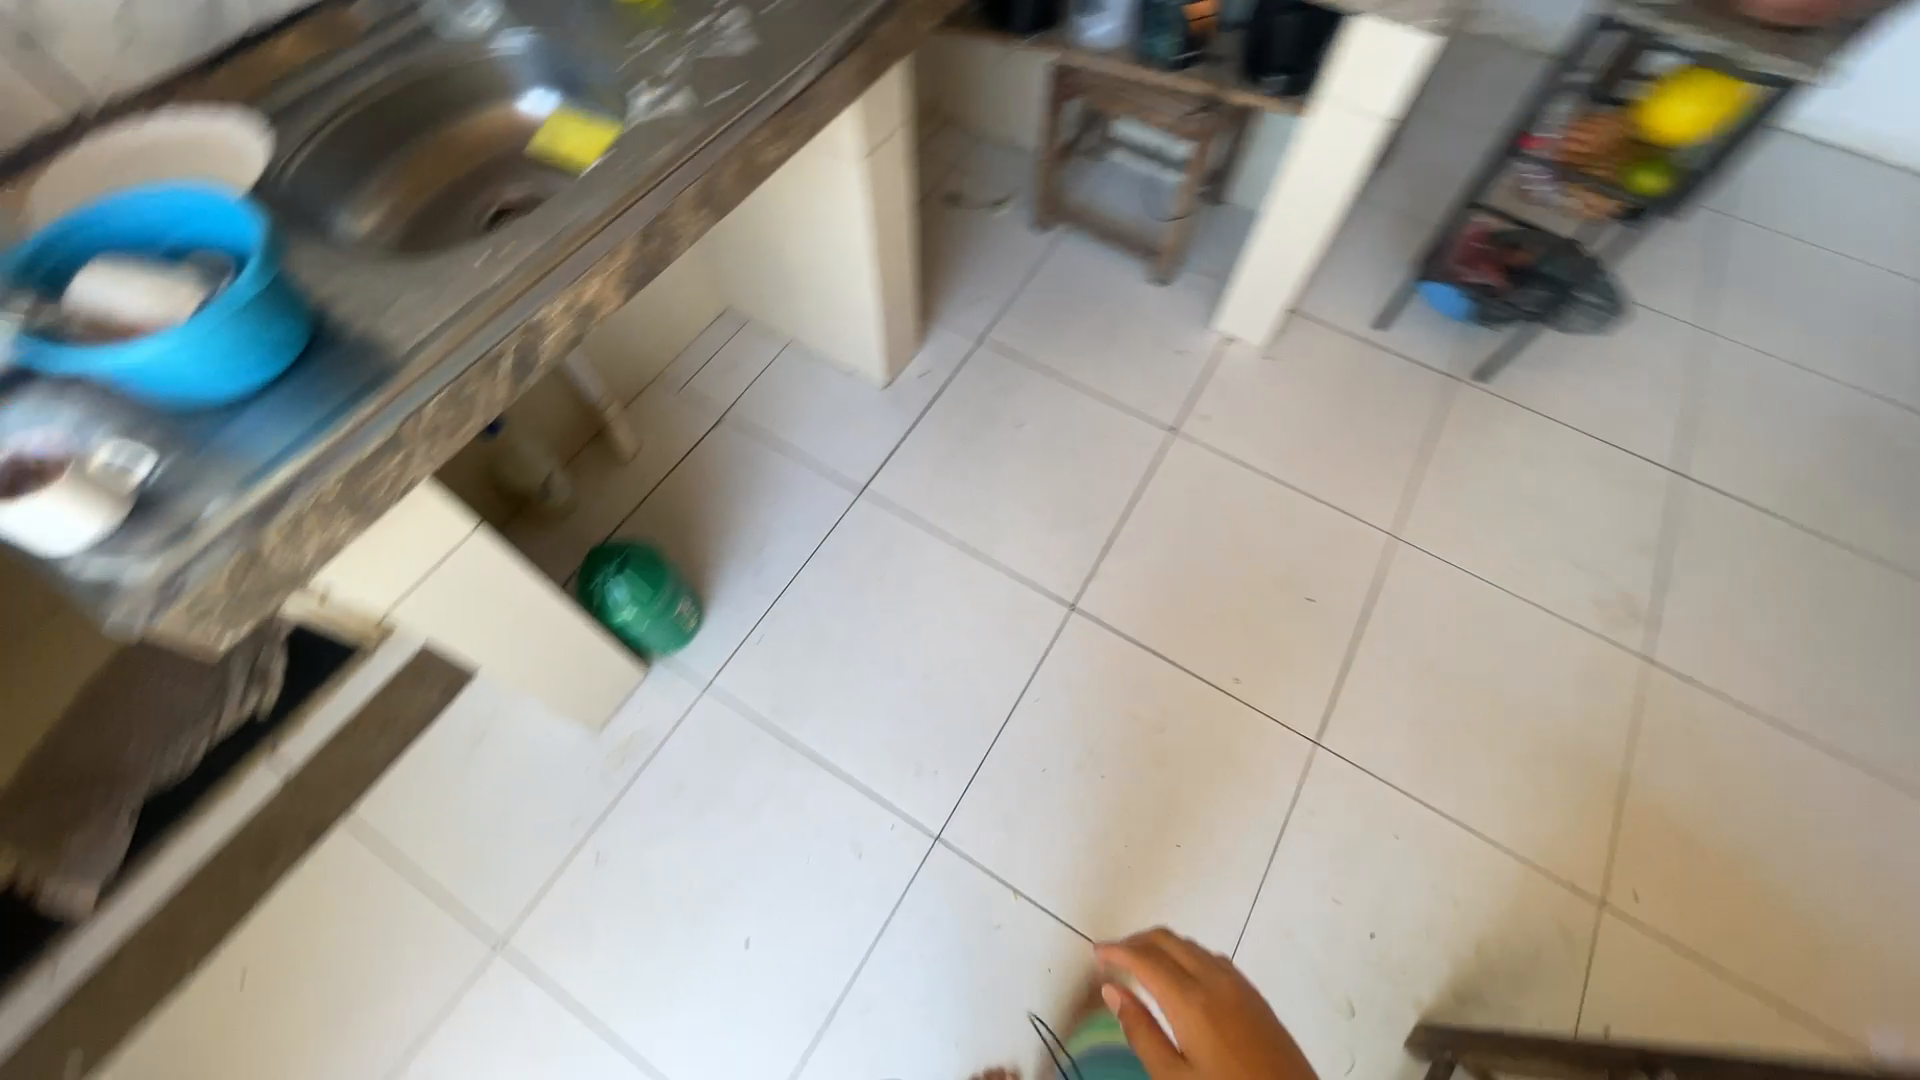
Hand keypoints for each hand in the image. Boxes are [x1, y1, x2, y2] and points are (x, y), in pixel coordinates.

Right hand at [1095, 928, 1318, 1079]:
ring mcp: (1239, 985)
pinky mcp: (1255, 996)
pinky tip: (1180, 979)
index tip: (1095, 953)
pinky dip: (1185, 955)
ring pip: (1190, 945)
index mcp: (1190, 1000)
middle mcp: (1214, 979)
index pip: (1144, 958)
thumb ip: (1141, 1032)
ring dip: (1161, 946)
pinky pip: (1211, 957)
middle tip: (1112, 958)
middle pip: (1167, 940)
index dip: (1116, 951)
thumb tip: (1112, 991)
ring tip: (1140, 967)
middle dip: (1136, 941)